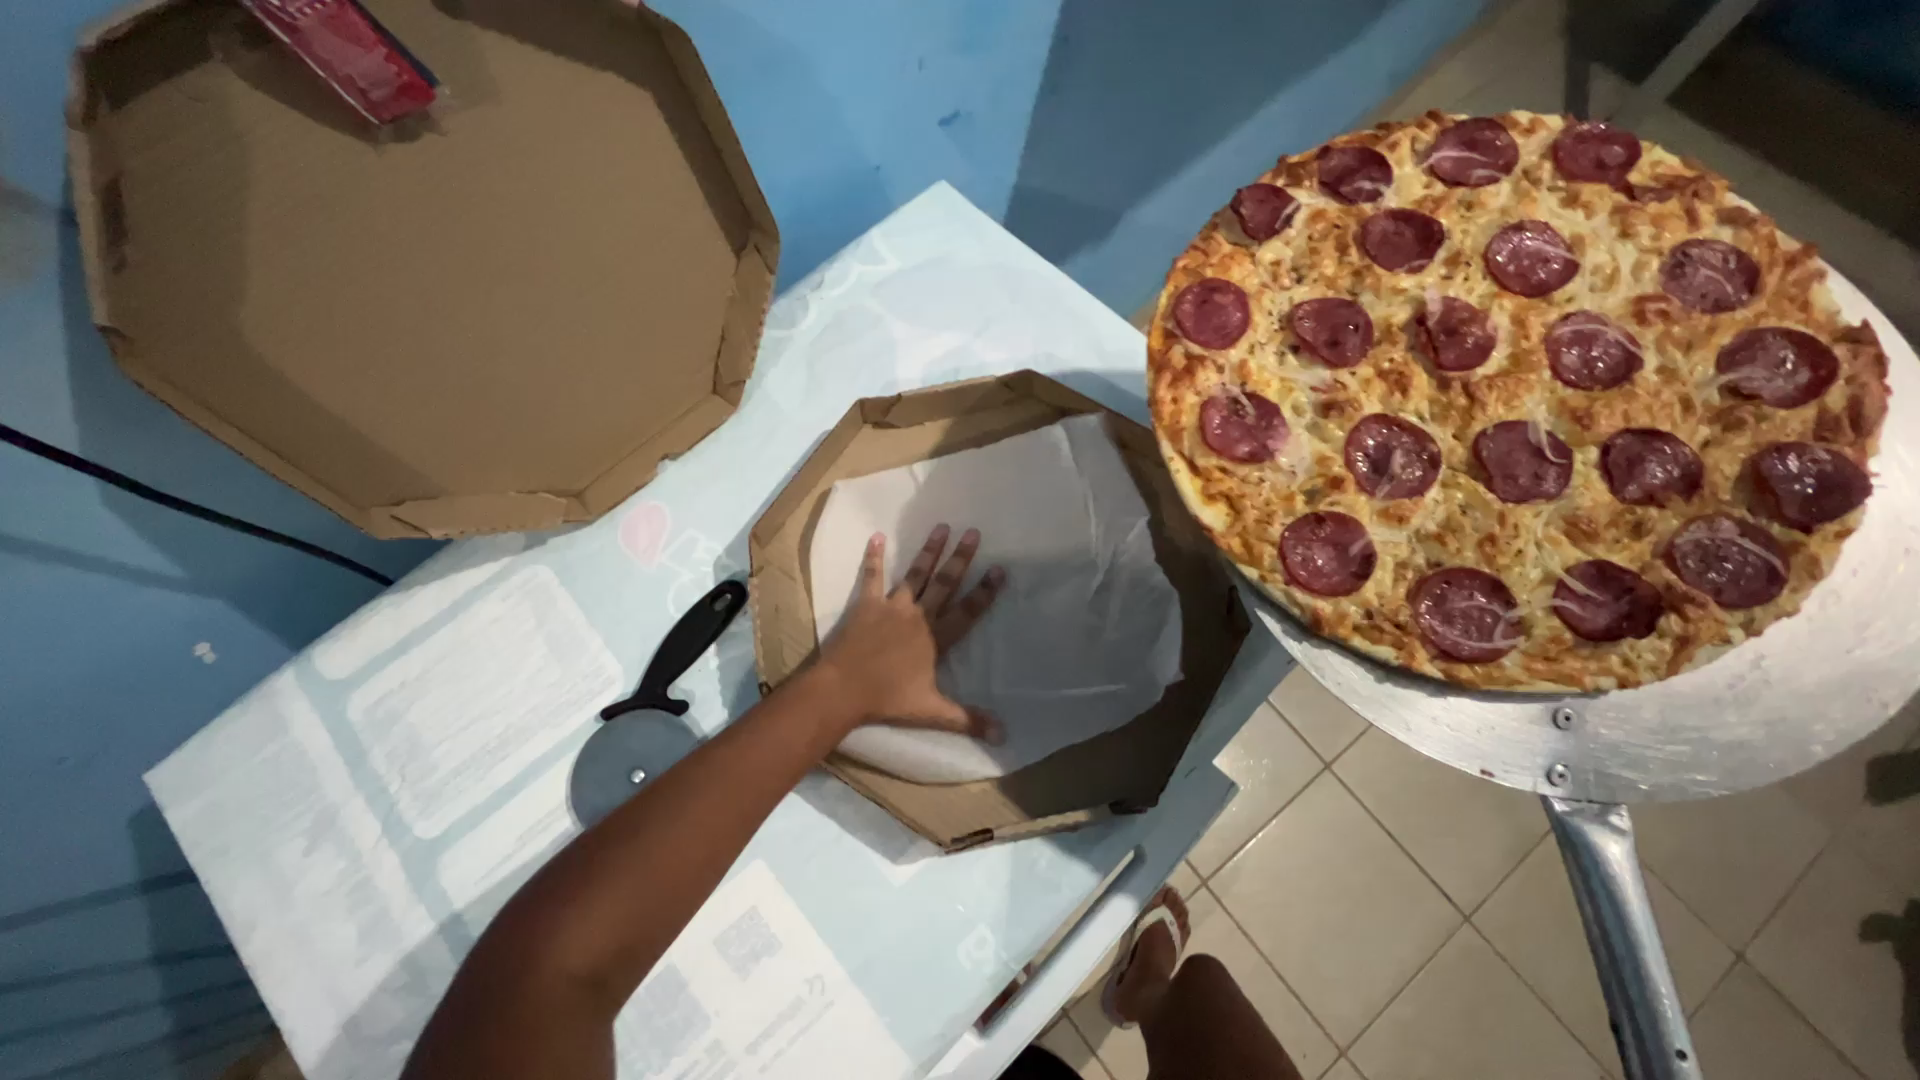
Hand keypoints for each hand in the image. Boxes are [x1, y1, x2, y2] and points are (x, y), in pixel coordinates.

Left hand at [814, 525, 1004, 741]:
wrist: (842, 690)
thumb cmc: (887, 700)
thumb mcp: (932, 712)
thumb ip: (968, 719)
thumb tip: (1003, 735)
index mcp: (936, 639)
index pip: (967, 611)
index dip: (985, 592)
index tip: (1000, 570)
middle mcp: (918, 617)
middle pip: (945, 584)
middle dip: (961, 558)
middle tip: (974, 532)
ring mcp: (891, 608)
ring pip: (915, 575)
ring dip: (929, 551)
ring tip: (941, 526)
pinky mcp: (866, 605)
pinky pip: (871, 577)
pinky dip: (873, 557)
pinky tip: (876, 536)